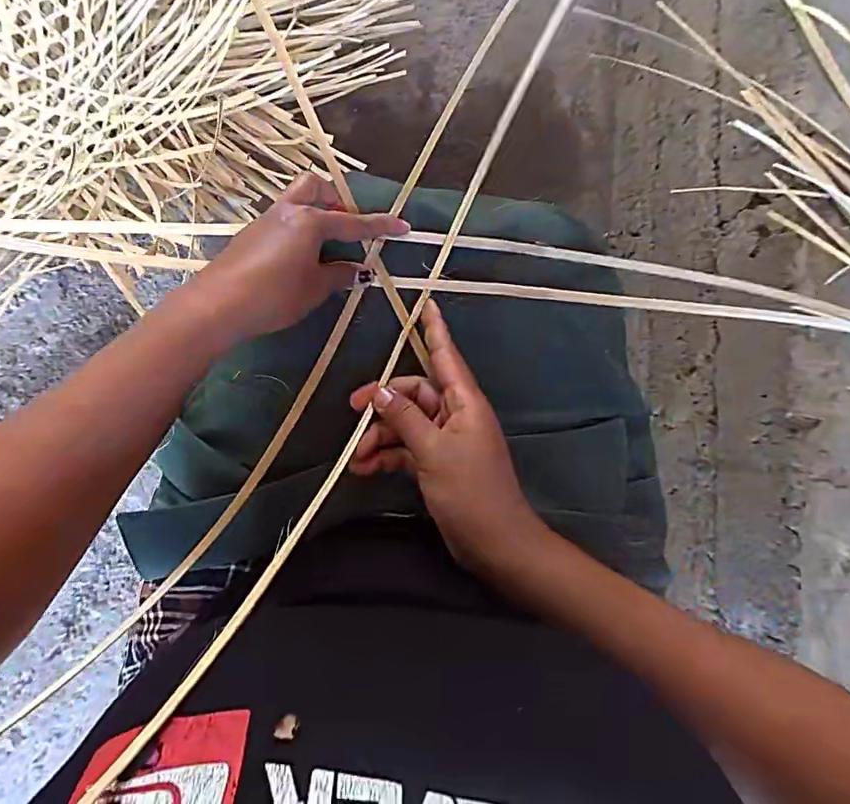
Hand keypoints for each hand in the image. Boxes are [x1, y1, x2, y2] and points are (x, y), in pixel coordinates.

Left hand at [172, 173, 408, 346]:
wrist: (216, 305)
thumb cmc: (273, 295)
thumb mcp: (314, 289)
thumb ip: (339, 274)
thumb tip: (356, 268)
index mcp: (310, 221)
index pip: (354, 223)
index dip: (381, 226)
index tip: (403, 225)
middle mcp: (288, 212)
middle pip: (315, 187)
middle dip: (335, 200)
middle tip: (346, 229)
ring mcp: (266, 221)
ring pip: (296, 202)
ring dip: (315, 215)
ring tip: (324, 248)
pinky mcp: (251, 235)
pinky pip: (283, 221)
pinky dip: (299, 230)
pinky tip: (299, 258)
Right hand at [348, 299, 548, 574]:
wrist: (495, 545)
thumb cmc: (471, 492)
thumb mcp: (433, 451)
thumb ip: (404, 418)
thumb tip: (380, 390)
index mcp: (464, 402)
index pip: (445, 356)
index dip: (435, 329)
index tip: (425, 304)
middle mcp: (455, 415)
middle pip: (414, 393)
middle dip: (384, 402)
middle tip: (354, 412)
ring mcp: (445, 440)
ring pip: (405, 422)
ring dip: (380, 436)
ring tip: (356, 458)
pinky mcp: (436, 463)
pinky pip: (406, 448)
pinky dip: (386, 455)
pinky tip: (365, 468)